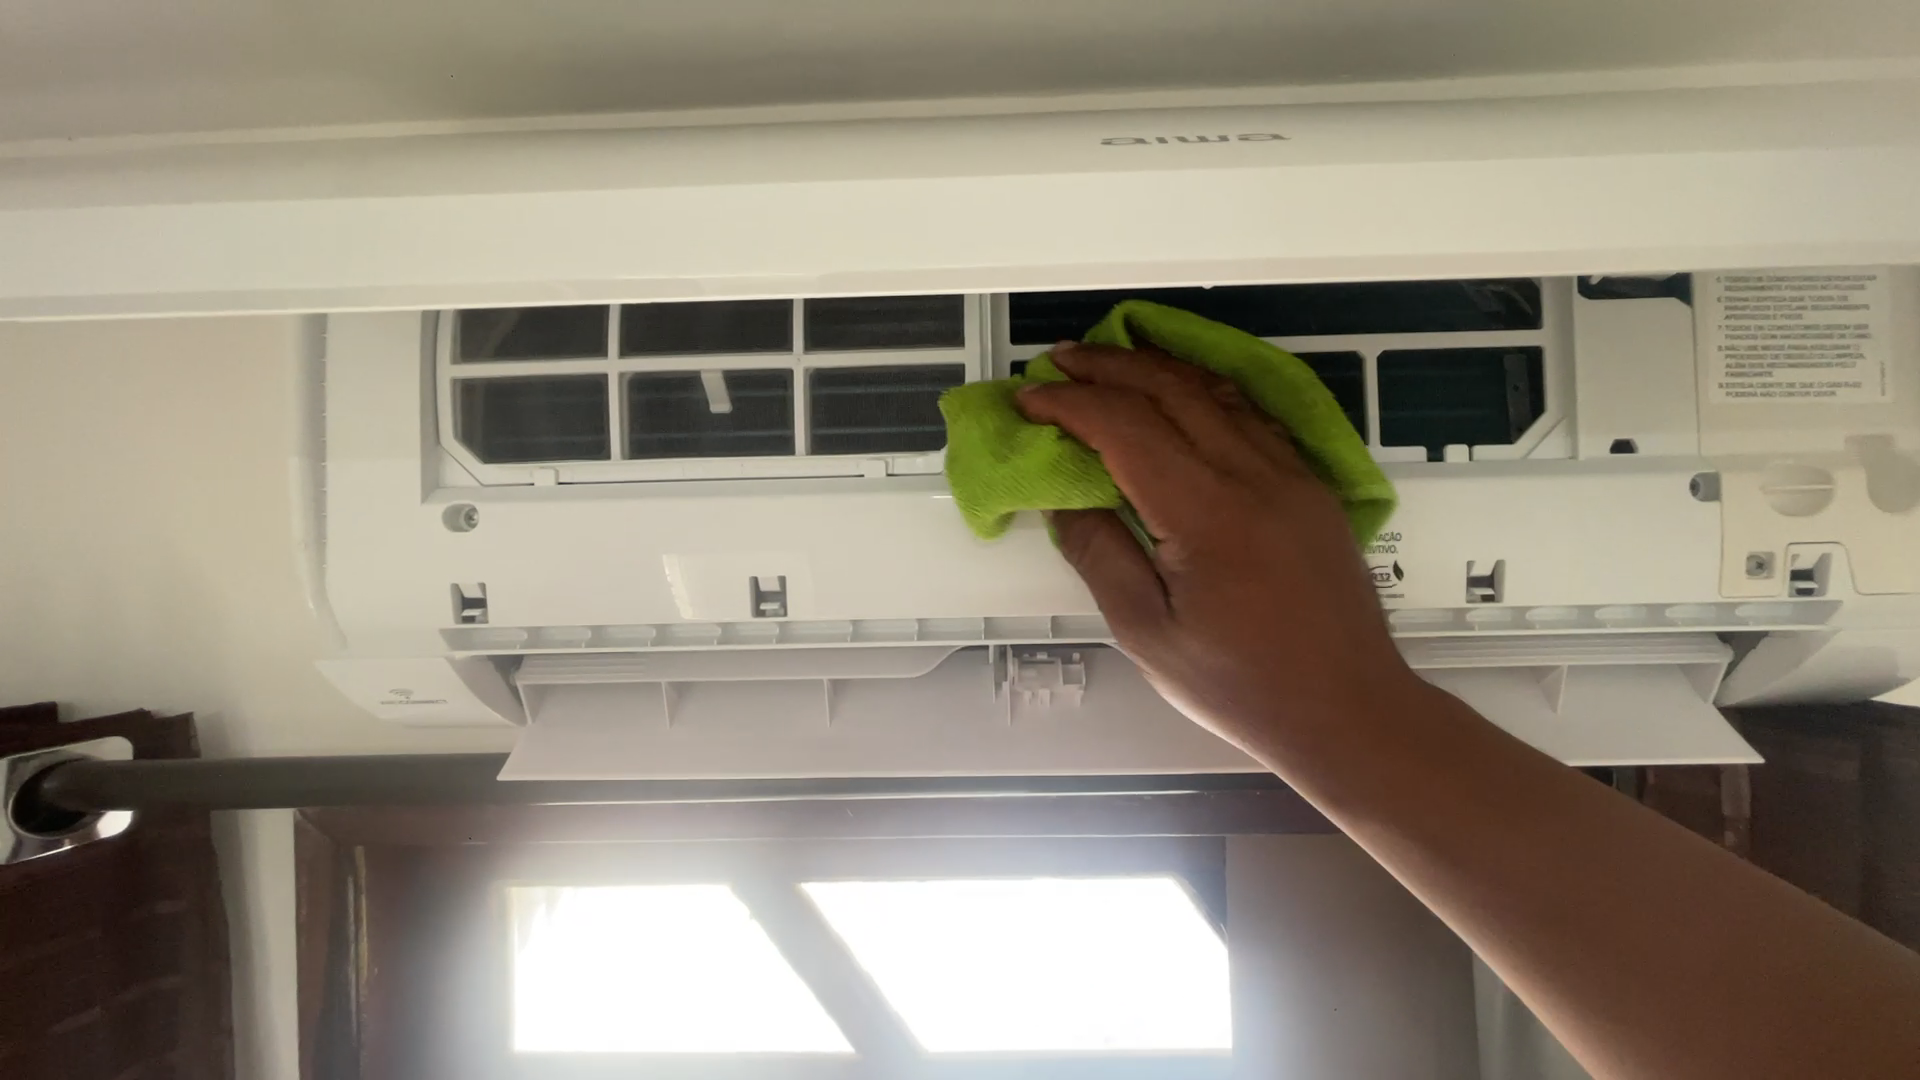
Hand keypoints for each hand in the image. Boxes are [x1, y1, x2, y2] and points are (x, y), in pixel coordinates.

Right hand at [1016, 342, 1422, 751]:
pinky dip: (1203, 389)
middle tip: (1057, 361)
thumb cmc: (1238, 685)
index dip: (1071, 405)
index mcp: (1207, 513)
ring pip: (1215, 391)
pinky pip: (1251, 414)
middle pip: (1171, 391)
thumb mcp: (1146, 633)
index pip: (1127, 428)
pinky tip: (1179, 390)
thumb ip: (1098, 554)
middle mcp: (1254, 475)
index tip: (1028, 400)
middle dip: (1107, 367)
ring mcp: (1291, 474)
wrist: (1348, 711)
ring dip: (1155, 367)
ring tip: (1108, 360)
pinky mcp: (1311, 485)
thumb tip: (1059, 496)